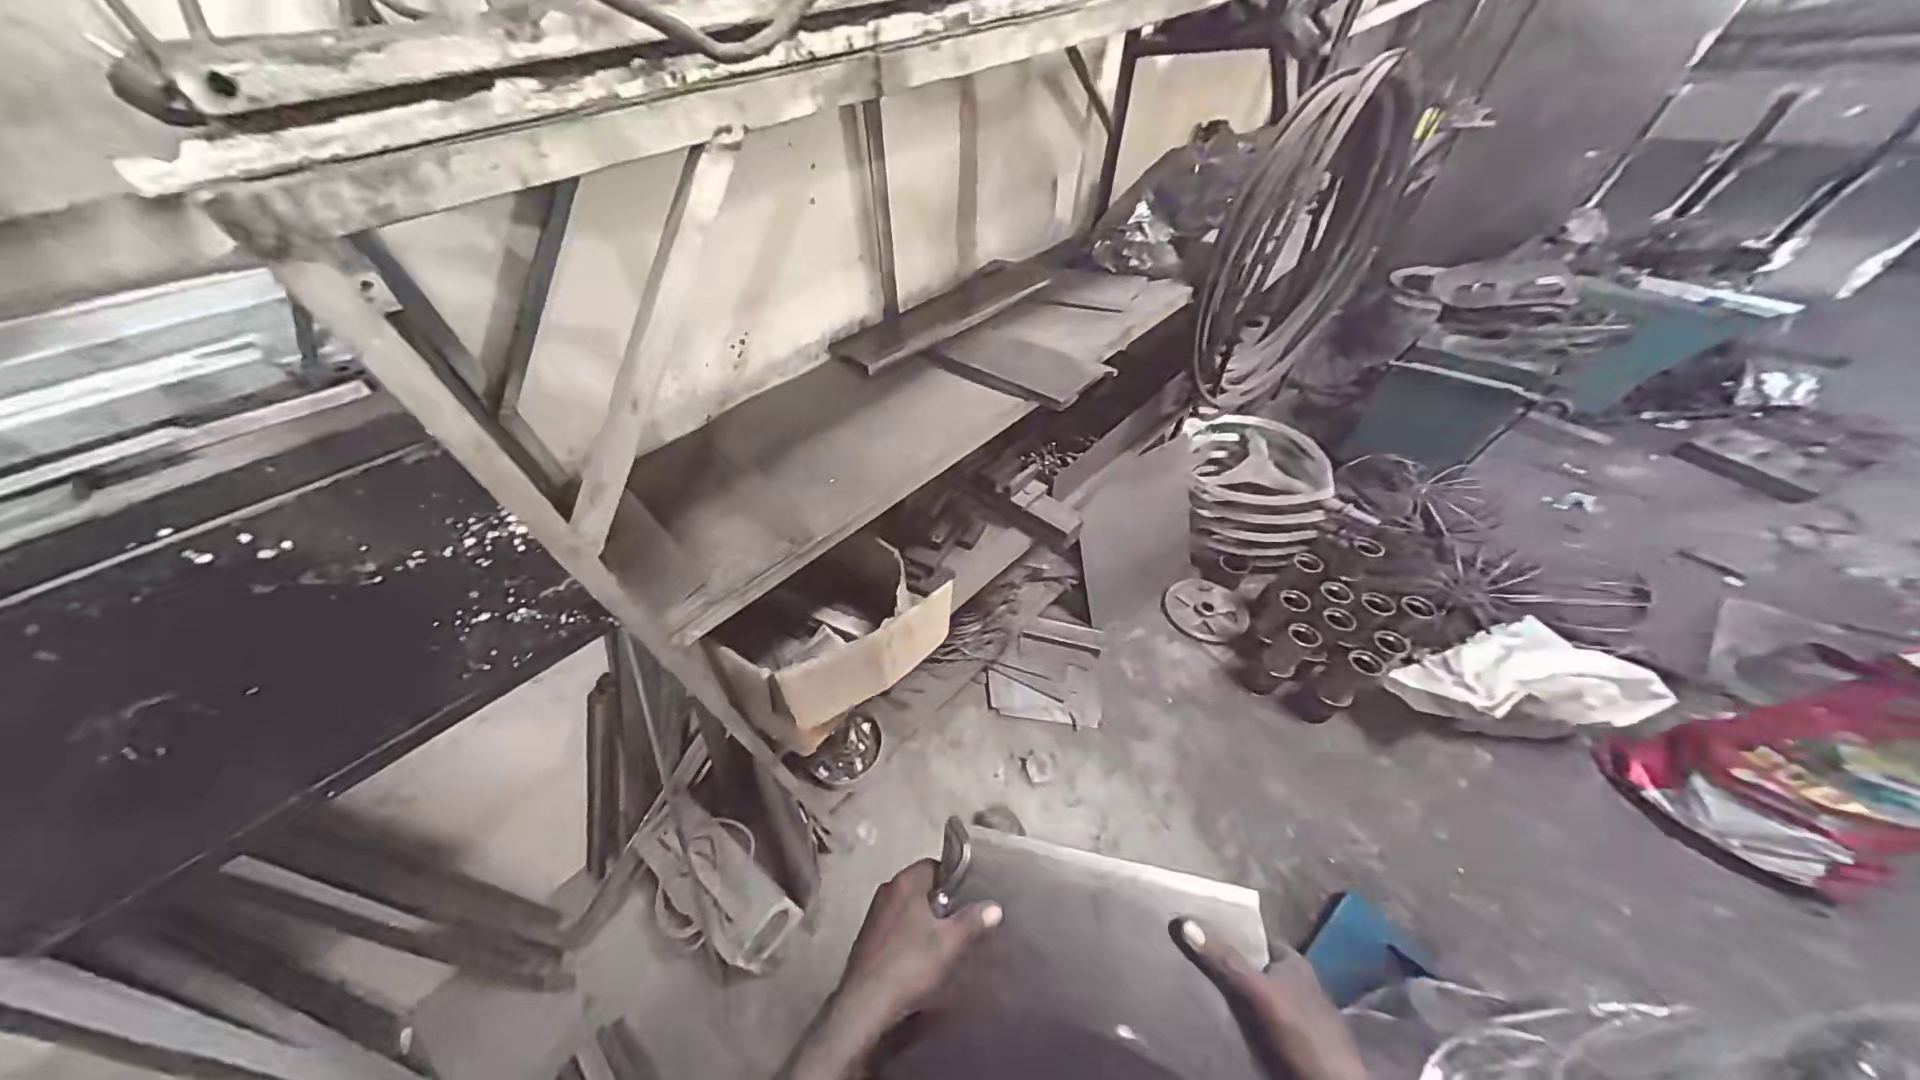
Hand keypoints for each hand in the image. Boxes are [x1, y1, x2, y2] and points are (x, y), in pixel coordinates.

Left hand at [838, 859, 1001, 1025]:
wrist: (865, 1003)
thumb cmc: (910, 965)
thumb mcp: (949, 943)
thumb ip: (973, 921)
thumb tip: (995, 907)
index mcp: (906, 882)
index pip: (934, 865)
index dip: (953, 880)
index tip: (967, 899)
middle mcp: (887, 889)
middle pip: (922, 886)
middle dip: (941, 901)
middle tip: (958, 922)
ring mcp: (874, 912)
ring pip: (908, 905)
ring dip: (925, 918)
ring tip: (941, 941)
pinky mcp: (868, 934)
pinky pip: (896, 922)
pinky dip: (909, 931)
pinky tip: (918, 955)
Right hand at [1172, 917, 1368, 1079]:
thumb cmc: (1304, 1037)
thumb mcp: (1261, 994)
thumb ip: (1226, 961)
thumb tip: (1184, 922)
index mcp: (1294, 964)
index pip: (1254, 937)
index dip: (1227, 932)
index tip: (1194, 931)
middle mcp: (1295, 985)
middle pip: (1250, 967)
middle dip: (1222, 965)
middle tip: (1184, 959)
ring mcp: (1292, 1018)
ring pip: (1250, 997)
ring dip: (1226, 996)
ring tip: (1188, 988)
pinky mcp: (1287, 1047)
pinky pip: (1252, 1024)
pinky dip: (1234, 1023)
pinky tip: (1211, 1022)